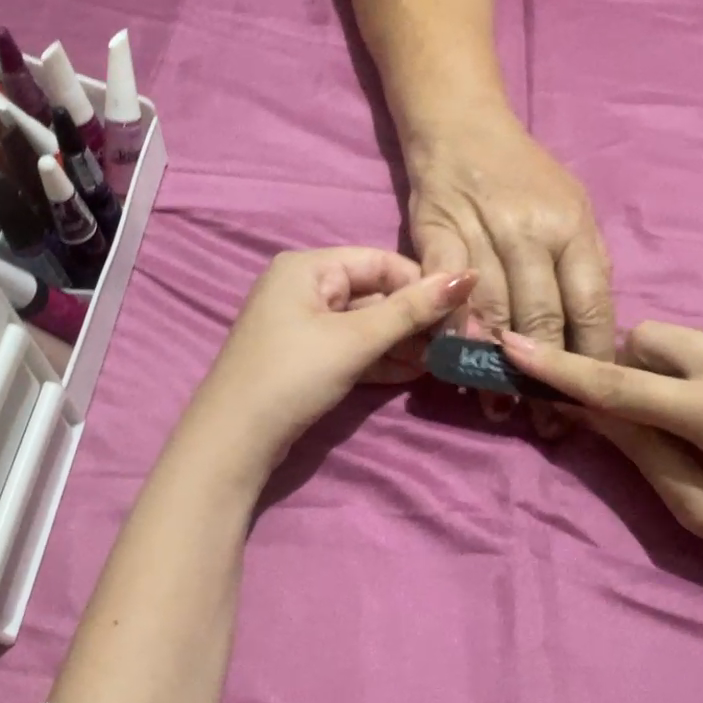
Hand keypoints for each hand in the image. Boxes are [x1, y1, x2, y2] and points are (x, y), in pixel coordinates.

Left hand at [186, 247, 475, 466]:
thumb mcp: (354, 339)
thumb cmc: (293, 375)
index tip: (462, 311)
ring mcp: (302, 325)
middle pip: (374, 293)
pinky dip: (381, 359)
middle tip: (456, 342)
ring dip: (403, 342)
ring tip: (443, 361)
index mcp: (308, 267)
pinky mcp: (306, 358)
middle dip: (415, 318)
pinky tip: (415, 373)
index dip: (423, 284)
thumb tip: (467, 276)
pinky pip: (352, 349)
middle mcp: (304, 288)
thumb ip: (410, 310)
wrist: (234, 439)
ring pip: (365, 325)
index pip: (381, 262)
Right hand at [409, 113, 614, 436]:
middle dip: (547, 378)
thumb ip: (584, 264)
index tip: (591, 401)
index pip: (590, 306)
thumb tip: (592, 333)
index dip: (590, 360)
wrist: (460, 129)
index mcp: (573, 226)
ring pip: (494, 315)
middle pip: (542, 318)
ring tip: (501, 407)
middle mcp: (532, 231)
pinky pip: (444, 296)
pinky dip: (451, 336)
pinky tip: (455, 369)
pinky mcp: (435, 234)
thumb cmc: (523, 174)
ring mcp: (481, 232)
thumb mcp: (573, 207)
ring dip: (496, 368)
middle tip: (547, 422)